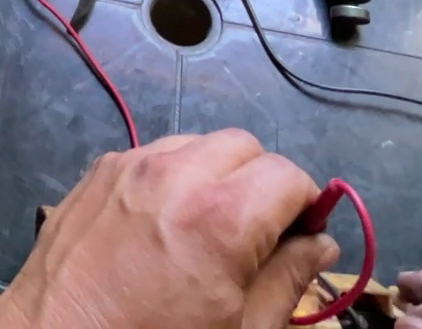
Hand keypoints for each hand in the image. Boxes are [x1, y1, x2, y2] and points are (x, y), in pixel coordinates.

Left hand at [0, 130, 338, 328]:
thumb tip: (320, 241)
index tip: (299, 234)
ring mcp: (131, 162)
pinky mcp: (101, 166)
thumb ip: (286, 280)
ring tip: (205, 226)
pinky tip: (163, 220)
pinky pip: (154, 153)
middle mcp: (174, 171)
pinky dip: (173, 174)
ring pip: (197, 142)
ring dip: (215, 173)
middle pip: (243, 145)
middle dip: (260, 180)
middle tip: (256, 232)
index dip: (305, 203)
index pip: (286, 173)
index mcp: (219, 216)